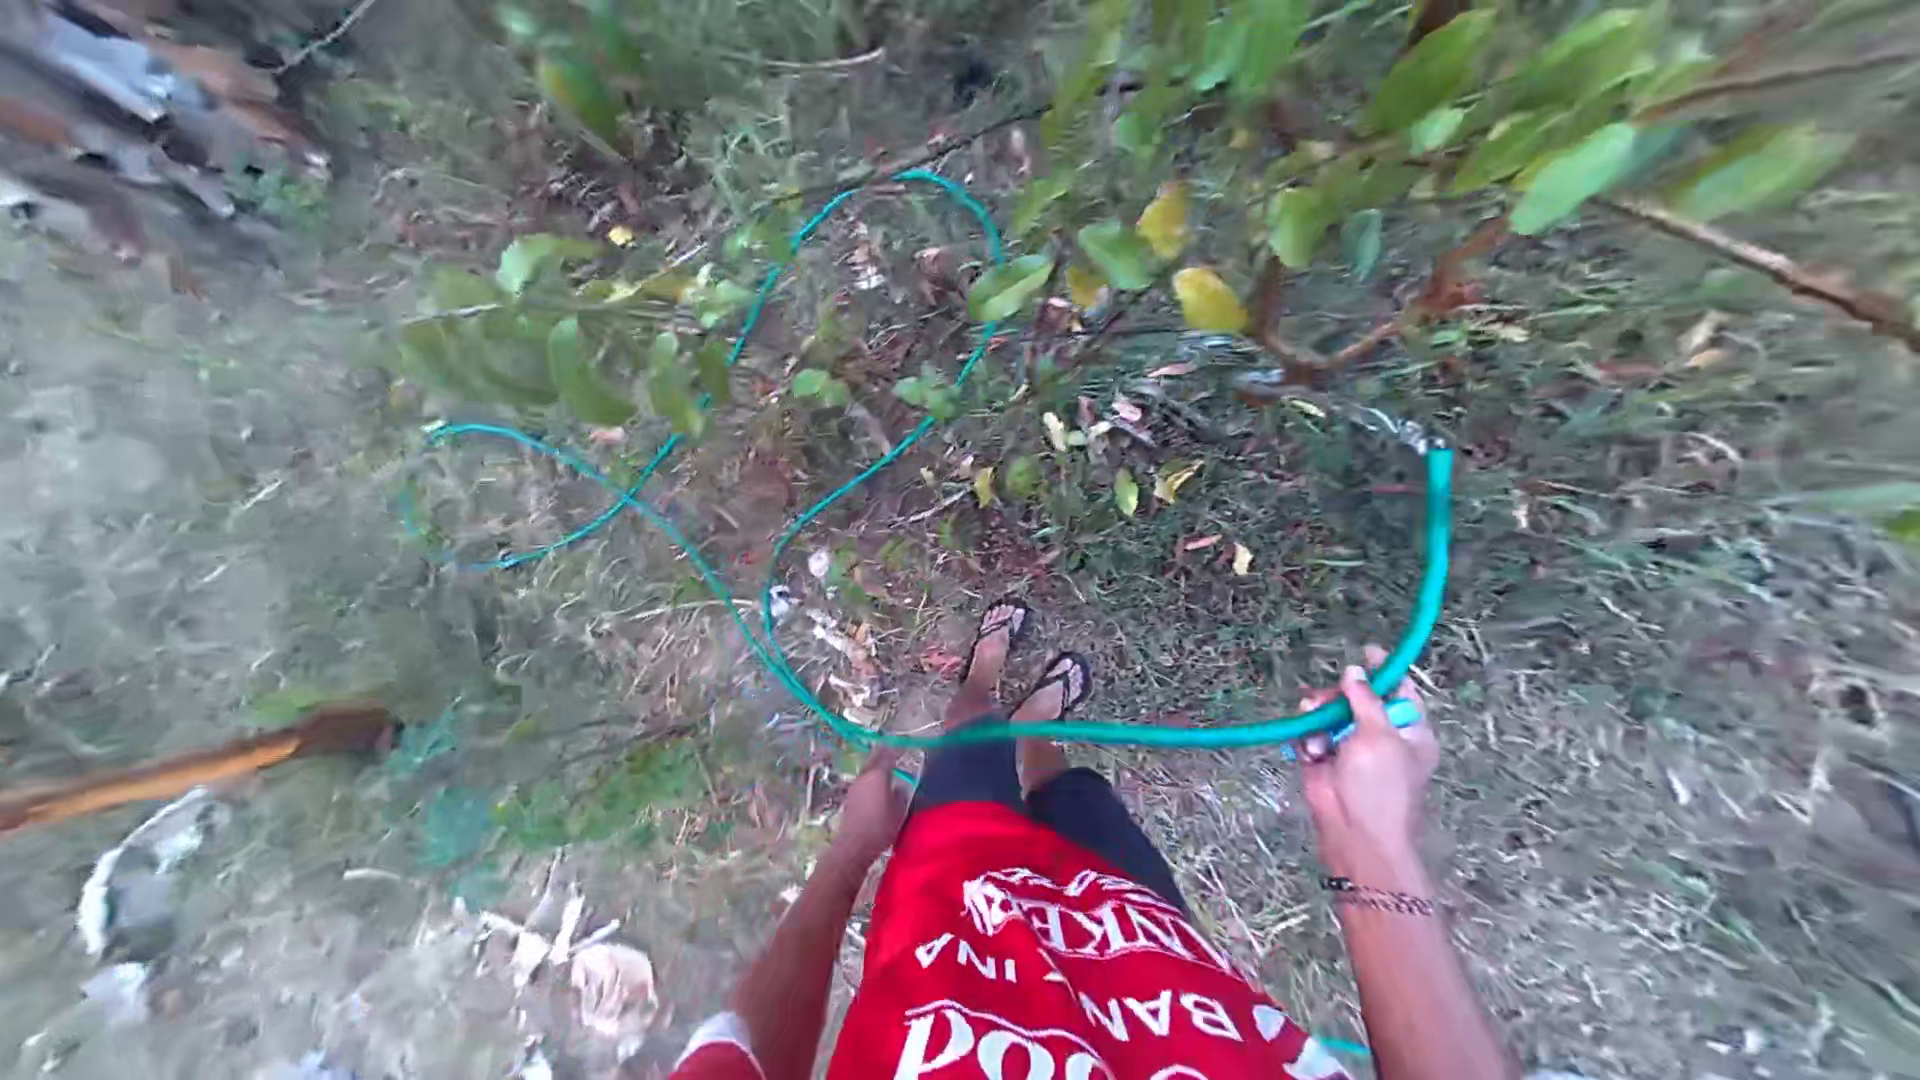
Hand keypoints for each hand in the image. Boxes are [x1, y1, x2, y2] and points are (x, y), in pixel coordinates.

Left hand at [831, 746, 909, 866]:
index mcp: (878, 775)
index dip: (897, 749)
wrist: (855, 845)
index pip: (888, 755)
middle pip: (874, 760)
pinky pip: (863, 783)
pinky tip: (876, 790)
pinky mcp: (849, 799)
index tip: (904, 746)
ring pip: (867, 771)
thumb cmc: (881, 826)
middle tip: (894, 753)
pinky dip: (870, 782)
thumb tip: (899, 787)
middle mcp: (864, 776)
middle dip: (884, 755)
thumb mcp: (899, 811)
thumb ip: (900, 794)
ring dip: (876, 769)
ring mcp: (854, 787)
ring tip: (887, 771)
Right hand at [1297, 645, 1438, 878]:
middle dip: (1337, 698)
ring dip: (1317, 719)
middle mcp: (1380, 734)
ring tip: (1315, 735)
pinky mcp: (1323, 755)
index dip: (1384, 671)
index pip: (1400, 691)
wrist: (1353, 830)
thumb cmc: (1379, 785)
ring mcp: (1350, 746)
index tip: (1368, 650)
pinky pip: (1309, 731)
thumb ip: (1365, 700)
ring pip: (1327, 712)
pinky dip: (1306, 738)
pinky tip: (1309, 752)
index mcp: (1409, 731)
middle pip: (1355, 697)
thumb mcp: (1379, 736)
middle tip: (1325, 702)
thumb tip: (1355, 671)